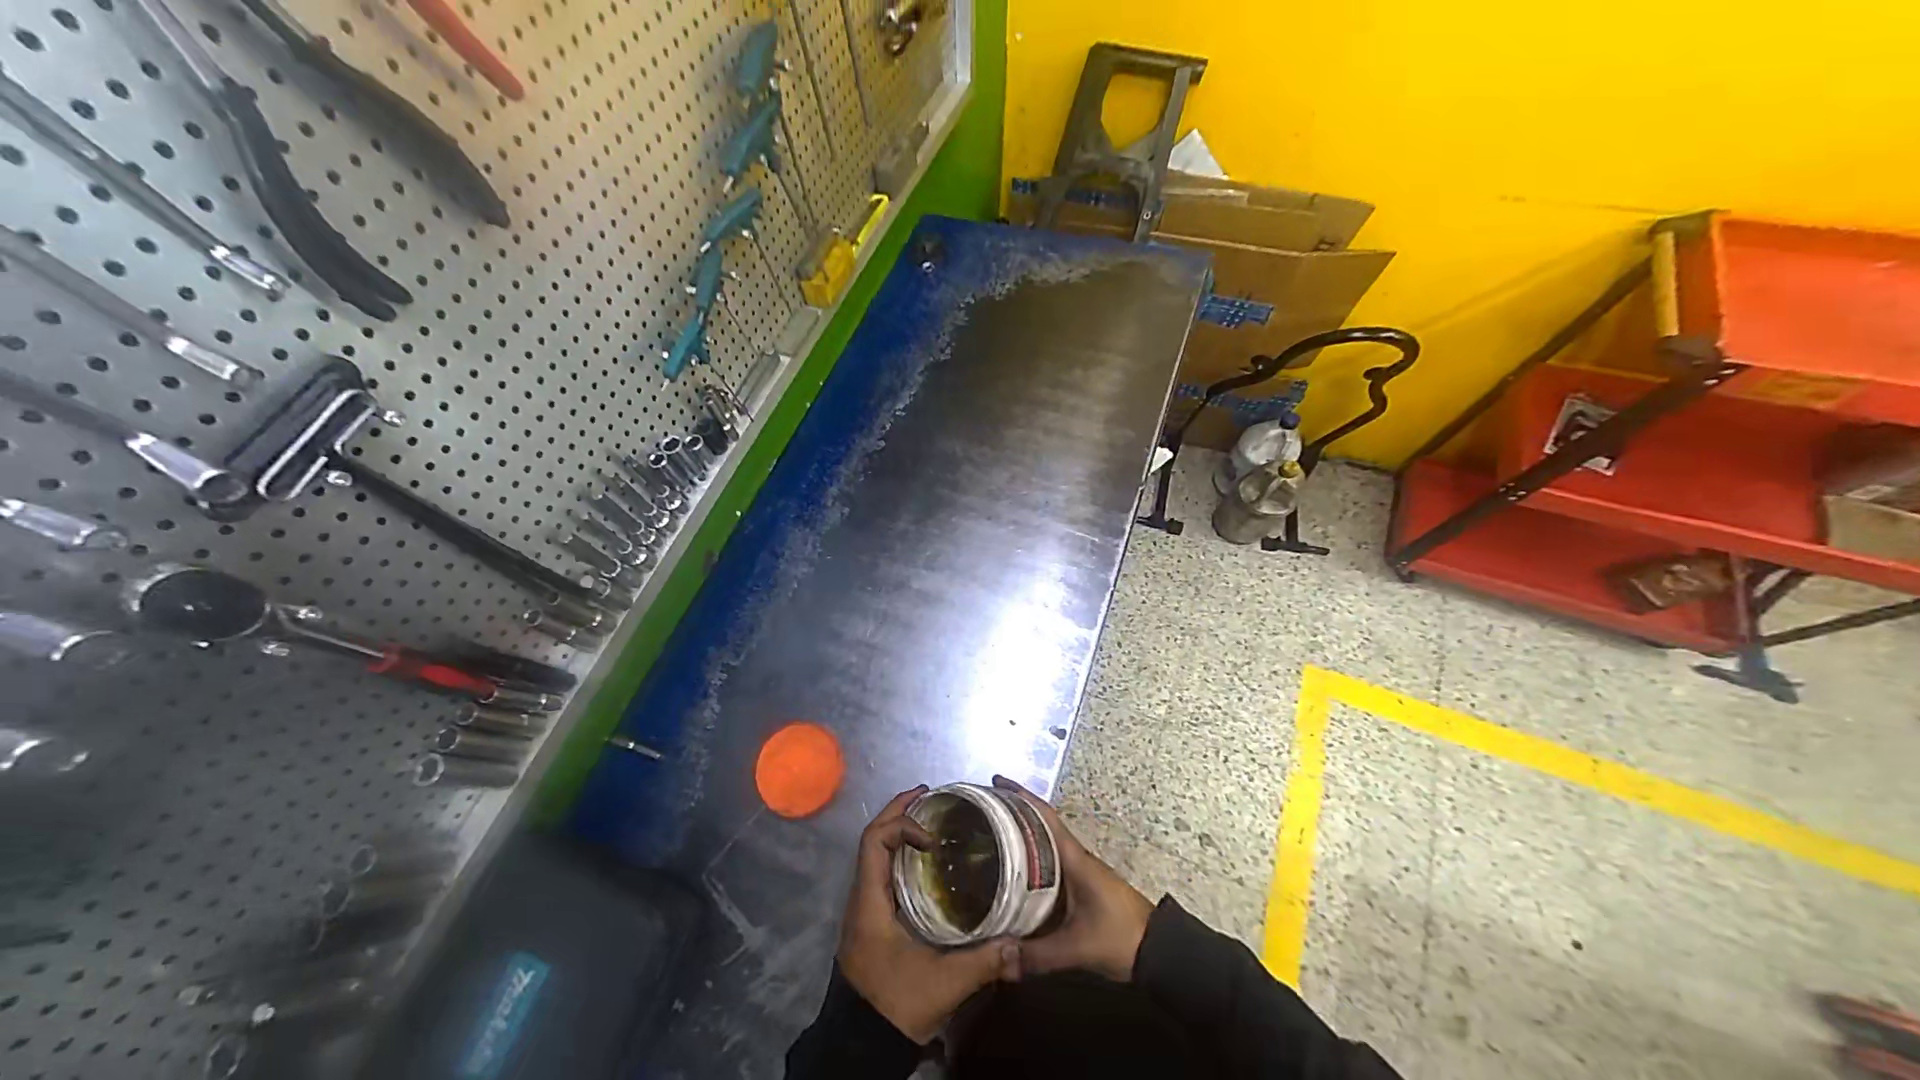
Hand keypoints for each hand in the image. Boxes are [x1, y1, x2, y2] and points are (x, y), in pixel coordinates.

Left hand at [837, 786, 1021, 1042]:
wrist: (861, 1045)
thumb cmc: (894, 1005)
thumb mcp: (942, 984)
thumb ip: (982, 961)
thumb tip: (1019, 945)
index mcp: (869, 902)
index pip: (873, 842)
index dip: (900, 824)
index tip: (932, 833)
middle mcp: (861, 898)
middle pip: (873, 841)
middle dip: (900, 815)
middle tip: (931, 799)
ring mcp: (864, 911)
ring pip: (876, 858)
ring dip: (900, 836)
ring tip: (934, 825)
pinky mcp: (872, 923)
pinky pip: (883, 876)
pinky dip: (902, 859)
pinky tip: (929, 866)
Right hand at [993, 775, 1154, 981]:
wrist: (1158, 951)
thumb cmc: (1120, 938)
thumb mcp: (1076, 948)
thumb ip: (1037, 955)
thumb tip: (997, 959)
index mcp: (1075, 859)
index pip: (1045, 817)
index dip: (1021, 797)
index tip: (996, 782)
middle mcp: (1075, 859)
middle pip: (1040, 826)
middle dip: (1013, 813)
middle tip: (981, 809)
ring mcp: (1079, 872)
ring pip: (1044, 845)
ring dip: (1021, 835)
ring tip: (988, 834)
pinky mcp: (1081, 888)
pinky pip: (1049, 864)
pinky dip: (1029, 859)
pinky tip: (1012, 872)